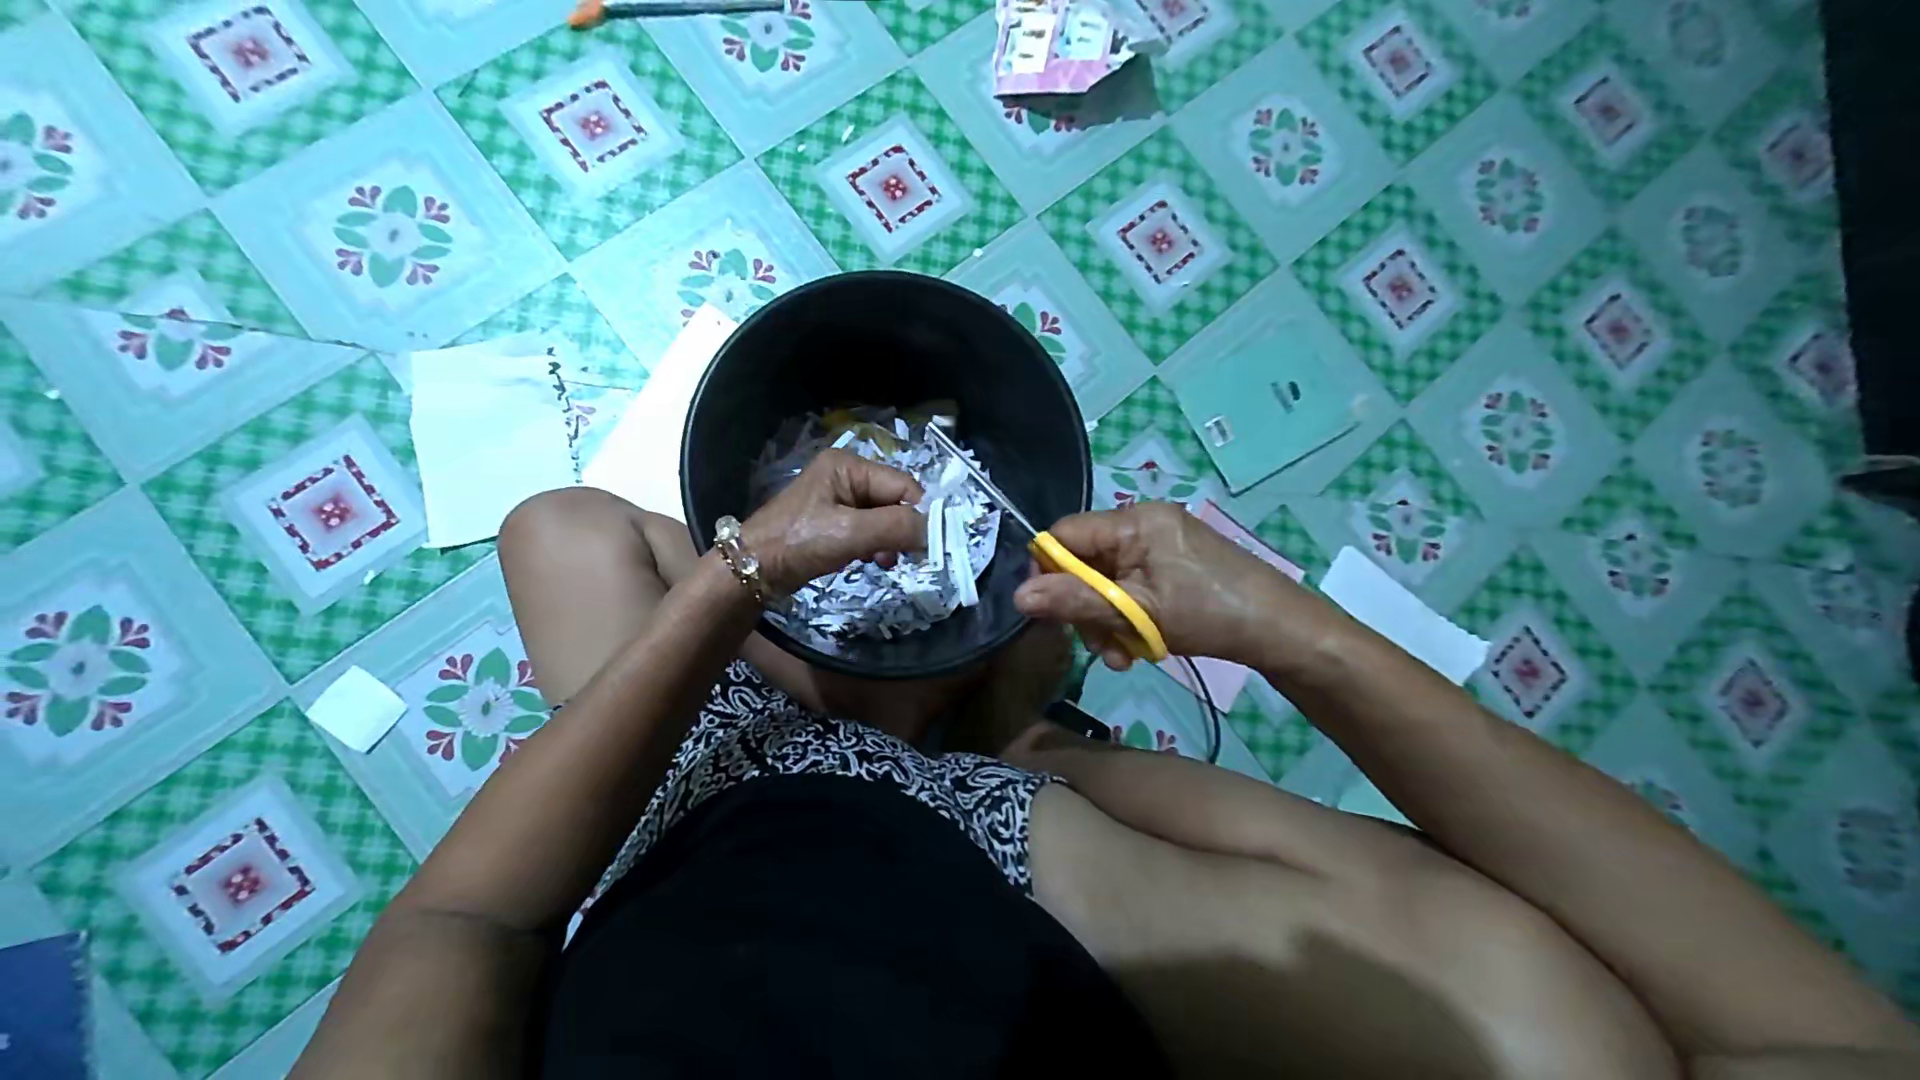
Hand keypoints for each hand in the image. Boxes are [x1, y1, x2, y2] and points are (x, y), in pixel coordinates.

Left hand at [739, 449, 925, 595]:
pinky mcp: (836, 522)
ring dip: (890, 540)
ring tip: (884, 561)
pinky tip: (872, 560)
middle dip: (902, 529)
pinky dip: (876, 546)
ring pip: (885, 517)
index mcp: (849, 466)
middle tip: (903, 556)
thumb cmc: (798, 543)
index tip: (928, 544)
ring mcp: (840, 499)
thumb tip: (934, 531)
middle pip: (895, 500)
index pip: (903, 485)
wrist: (752, 570)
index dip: (919, 514)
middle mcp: (847, 476)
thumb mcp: (849, 532)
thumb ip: (895, 527)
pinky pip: (870, 530)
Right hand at [1013, 502, 1294, 669]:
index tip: (1051, 611)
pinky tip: (1139, 646)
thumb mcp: (1137, 612)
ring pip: (1105, 578)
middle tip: (1099, 646)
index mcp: (1135, 522)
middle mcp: (1144, 523)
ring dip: (1105, 619)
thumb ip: (1076, 601)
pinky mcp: (1171, 563)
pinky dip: (1127, 615)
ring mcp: (1160, 543)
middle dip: (1084, 606)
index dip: (1048, 570)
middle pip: (1085, 559)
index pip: (1066, 533)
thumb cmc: (1209, 614)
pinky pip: (1130, 584)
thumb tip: (1019, 596)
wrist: (1279, 629)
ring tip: (1122, 655)